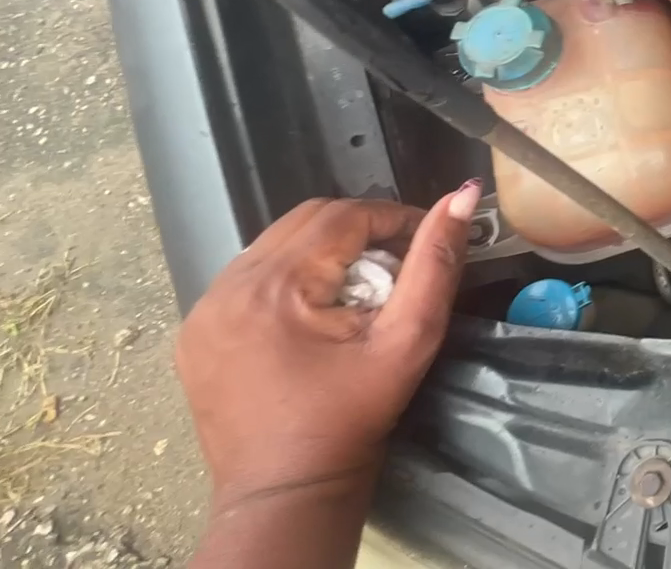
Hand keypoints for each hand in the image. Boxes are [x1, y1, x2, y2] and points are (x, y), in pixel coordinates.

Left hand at [175, 182, 478, 511]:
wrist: (288, 485)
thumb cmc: (357, 408)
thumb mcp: (411, 333)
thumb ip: (438, 259)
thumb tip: (464, 194)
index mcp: (276, 286)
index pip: (347, 214)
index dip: (398, 218)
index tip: (428, 244)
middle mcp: (227, 287)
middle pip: (309, 218)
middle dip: (365, 228)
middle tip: (400, 263)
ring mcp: (203, 310)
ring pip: (280, 240)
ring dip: (331, 247)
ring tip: (364, 286)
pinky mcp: (197, 330)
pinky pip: (254, 271)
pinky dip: (297, 271)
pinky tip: (322, 307)